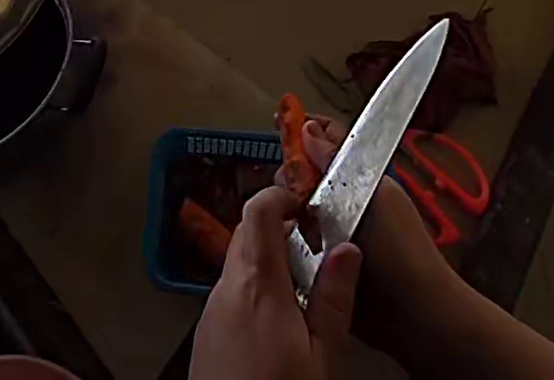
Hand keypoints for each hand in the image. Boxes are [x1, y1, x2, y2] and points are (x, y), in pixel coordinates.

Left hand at [191, 186, 361, 379]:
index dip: (281, 194)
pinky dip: (252, 289)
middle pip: (248, 232)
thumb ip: (334, 297)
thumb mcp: (321, 358)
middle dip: (279, 230)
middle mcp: (227, 286)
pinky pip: (230, 291)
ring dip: (267, 261)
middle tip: (312, 249)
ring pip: (239, 262)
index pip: (258, 210)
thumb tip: (348, 248)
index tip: (306, 203)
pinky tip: (275, 323)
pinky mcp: (205, 332)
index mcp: (257, 282)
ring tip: (300, 293)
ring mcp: (211, 309)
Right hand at [290, 116, 461, 354]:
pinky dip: (286, 238)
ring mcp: (331, 227)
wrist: (413, 315)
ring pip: (295, 203)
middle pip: (304, 170)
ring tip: (287, 218)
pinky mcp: (319, 259)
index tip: (279, 118)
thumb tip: (308, 127)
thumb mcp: (369, 196)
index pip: (328, 137)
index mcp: (360, 172)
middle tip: (289, 188)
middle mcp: (343, 195)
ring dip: (286, 207)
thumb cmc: (401, 249)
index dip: (304, 126)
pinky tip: (281, 242)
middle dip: (291, 173)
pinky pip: (293, 238)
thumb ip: (337, 163)